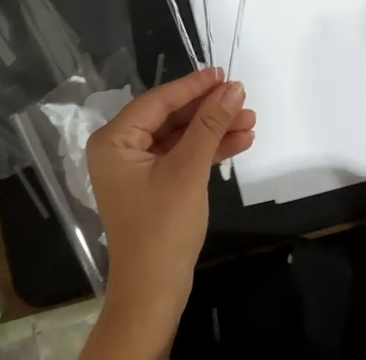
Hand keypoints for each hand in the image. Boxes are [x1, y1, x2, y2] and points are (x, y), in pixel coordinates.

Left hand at [87, 68, 254, 303]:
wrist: (154, 294)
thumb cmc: (162, 228)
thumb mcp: (188, 171)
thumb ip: (209, 126)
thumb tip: (233, 89)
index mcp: (114, 140)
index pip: (158, 100)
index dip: (193, 86)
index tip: (223, 73)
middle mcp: (120, 148)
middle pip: (170, 116)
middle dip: (209, 110)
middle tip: (243, 97)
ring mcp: (137, 168)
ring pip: (180, 136)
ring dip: (214, 129)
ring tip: (251, 120)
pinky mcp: (154, 185)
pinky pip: (182, 156)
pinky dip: (208, 150)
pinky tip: (240, 142)